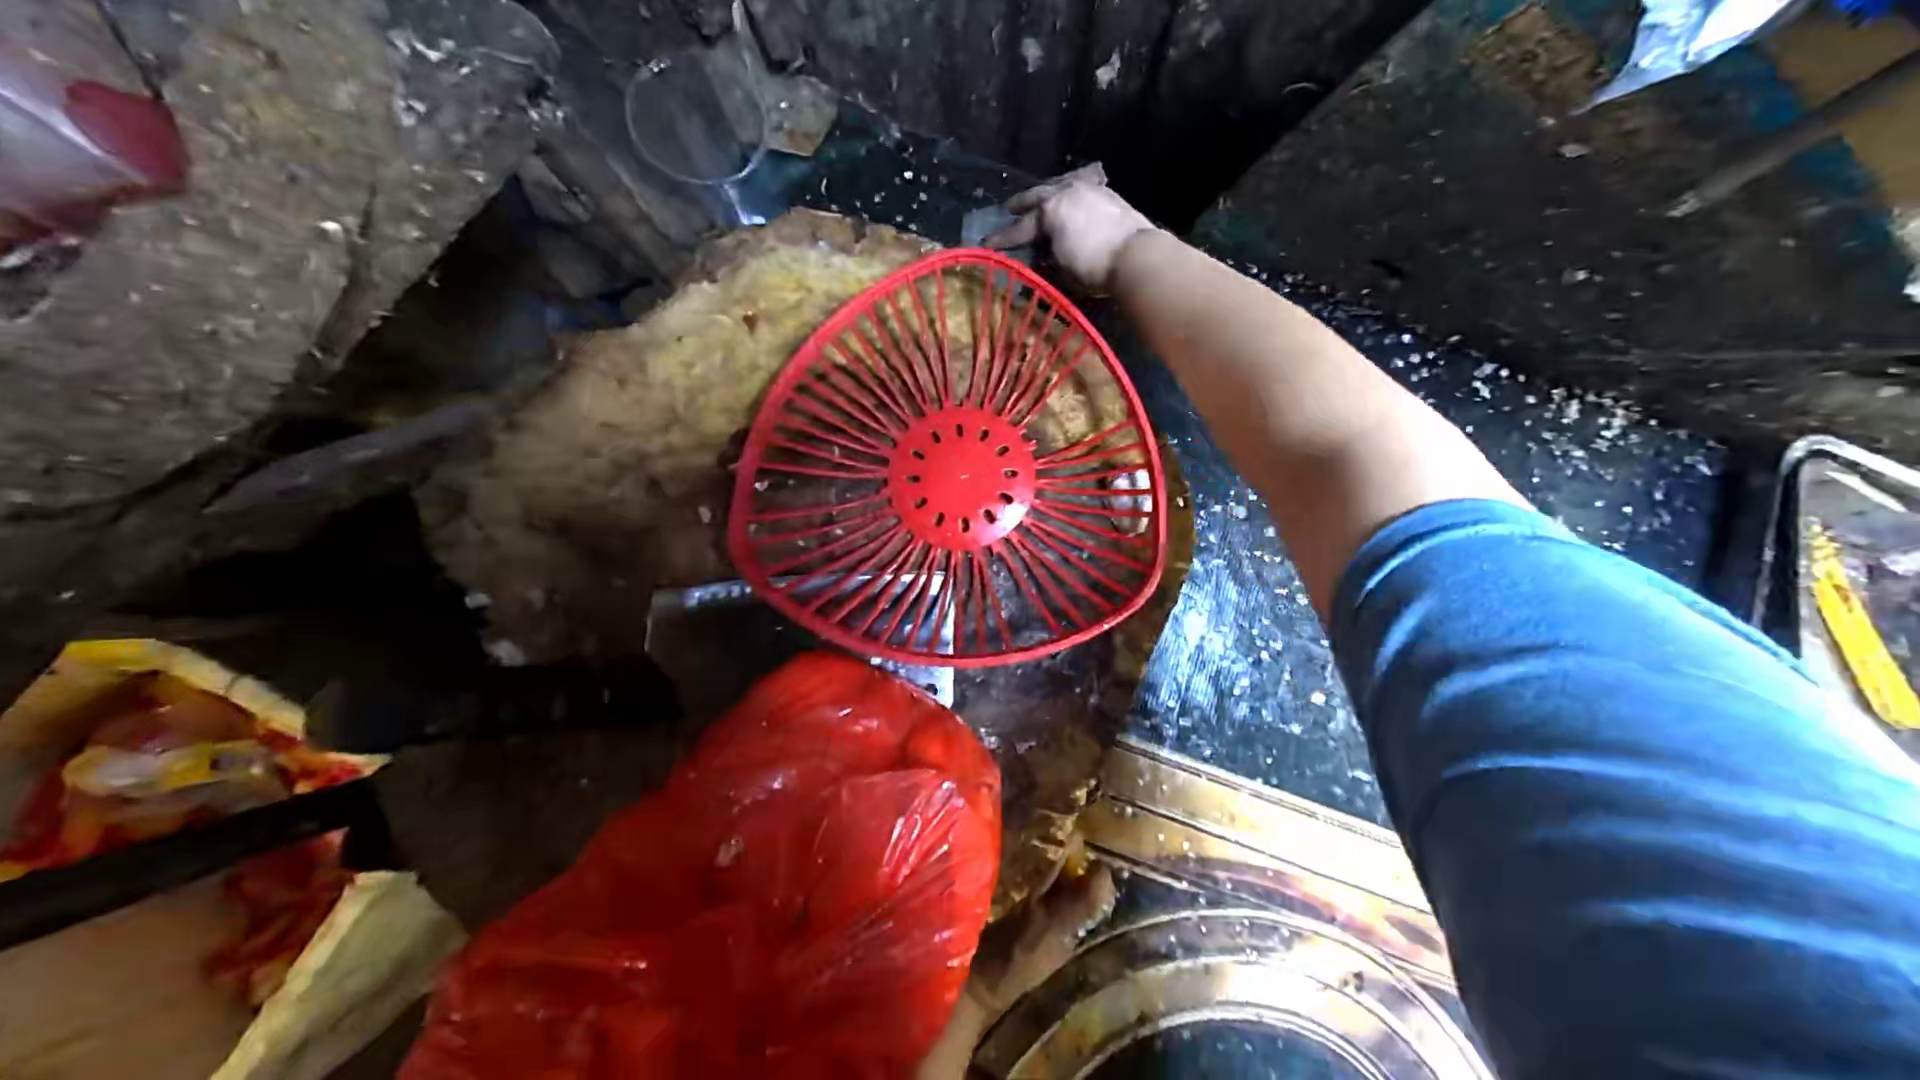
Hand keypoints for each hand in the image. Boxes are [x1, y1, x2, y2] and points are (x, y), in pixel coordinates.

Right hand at [984, 163, 1158, 291]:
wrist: (1137, 256)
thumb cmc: (1094, 267)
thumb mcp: (1061, 269)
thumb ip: (1047, 258)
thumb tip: (1041, 254)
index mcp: (1049, 211)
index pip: (1020, 228)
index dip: (1003, 238)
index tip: (987, 244)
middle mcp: (1066, 192)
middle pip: (1039, 196)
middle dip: (1023, 203)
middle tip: (1010, 207)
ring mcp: (1089, 190)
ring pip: (1062, 184)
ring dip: (1048, 190)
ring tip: (1042, 195)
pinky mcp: (1109, 195)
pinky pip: (1084, 185)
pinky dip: (1073, 188)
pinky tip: (1074, 191)